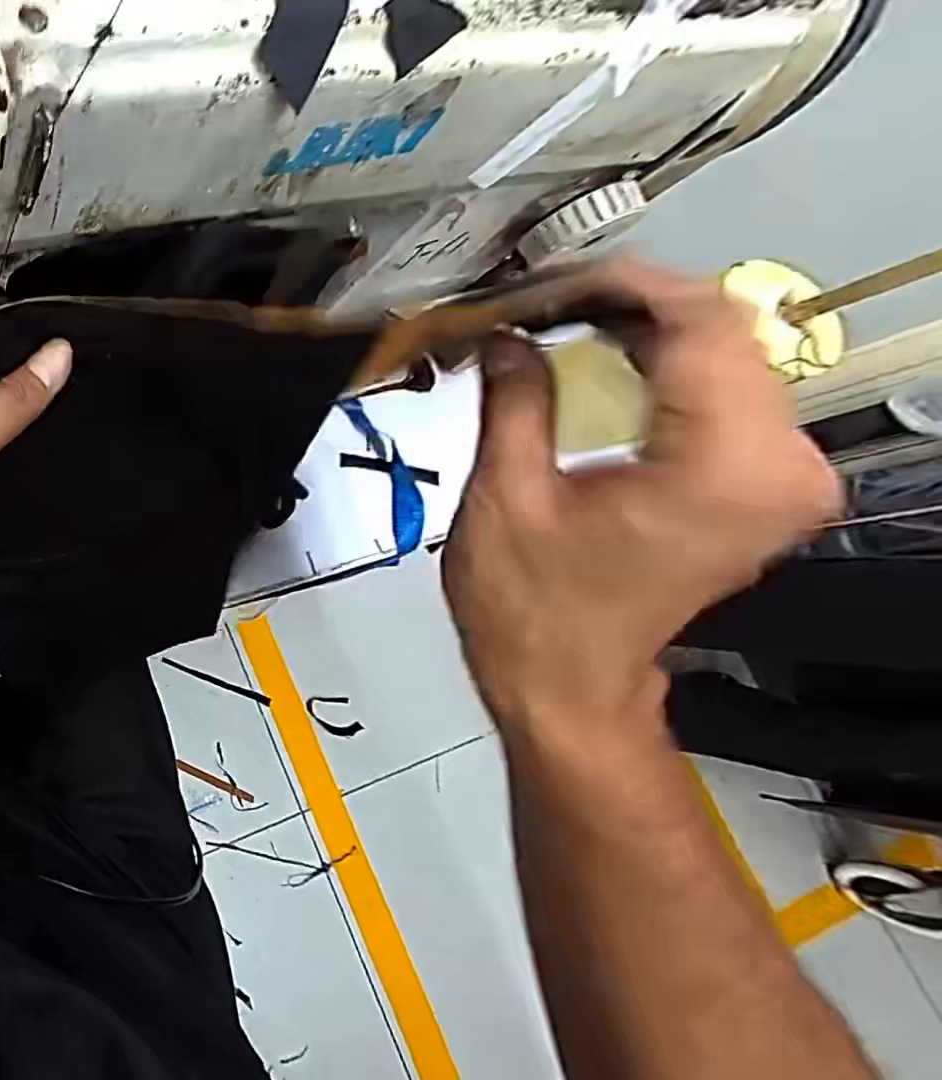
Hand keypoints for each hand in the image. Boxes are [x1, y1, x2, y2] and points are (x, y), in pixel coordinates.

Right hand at [442, 259, 841, 730]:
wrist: (560, 674)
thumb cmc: (529, 605)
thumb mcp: (503, 496)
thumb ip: (515, 404)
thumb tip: (510, 342)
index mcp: (724, 467)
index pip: (704, 328)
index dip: (626, 289)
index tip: (557, 283)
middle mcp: (779, 467)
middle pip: (726, 338)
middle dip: (627, 311)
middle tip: (541, 310)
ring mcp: (776, 478)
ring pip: (724, 363)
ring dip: (637, 341)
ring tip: (555, 336)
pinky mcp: (752, 487)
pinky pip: (716, 401)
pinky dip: (652, 377)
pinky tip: (591, 376)